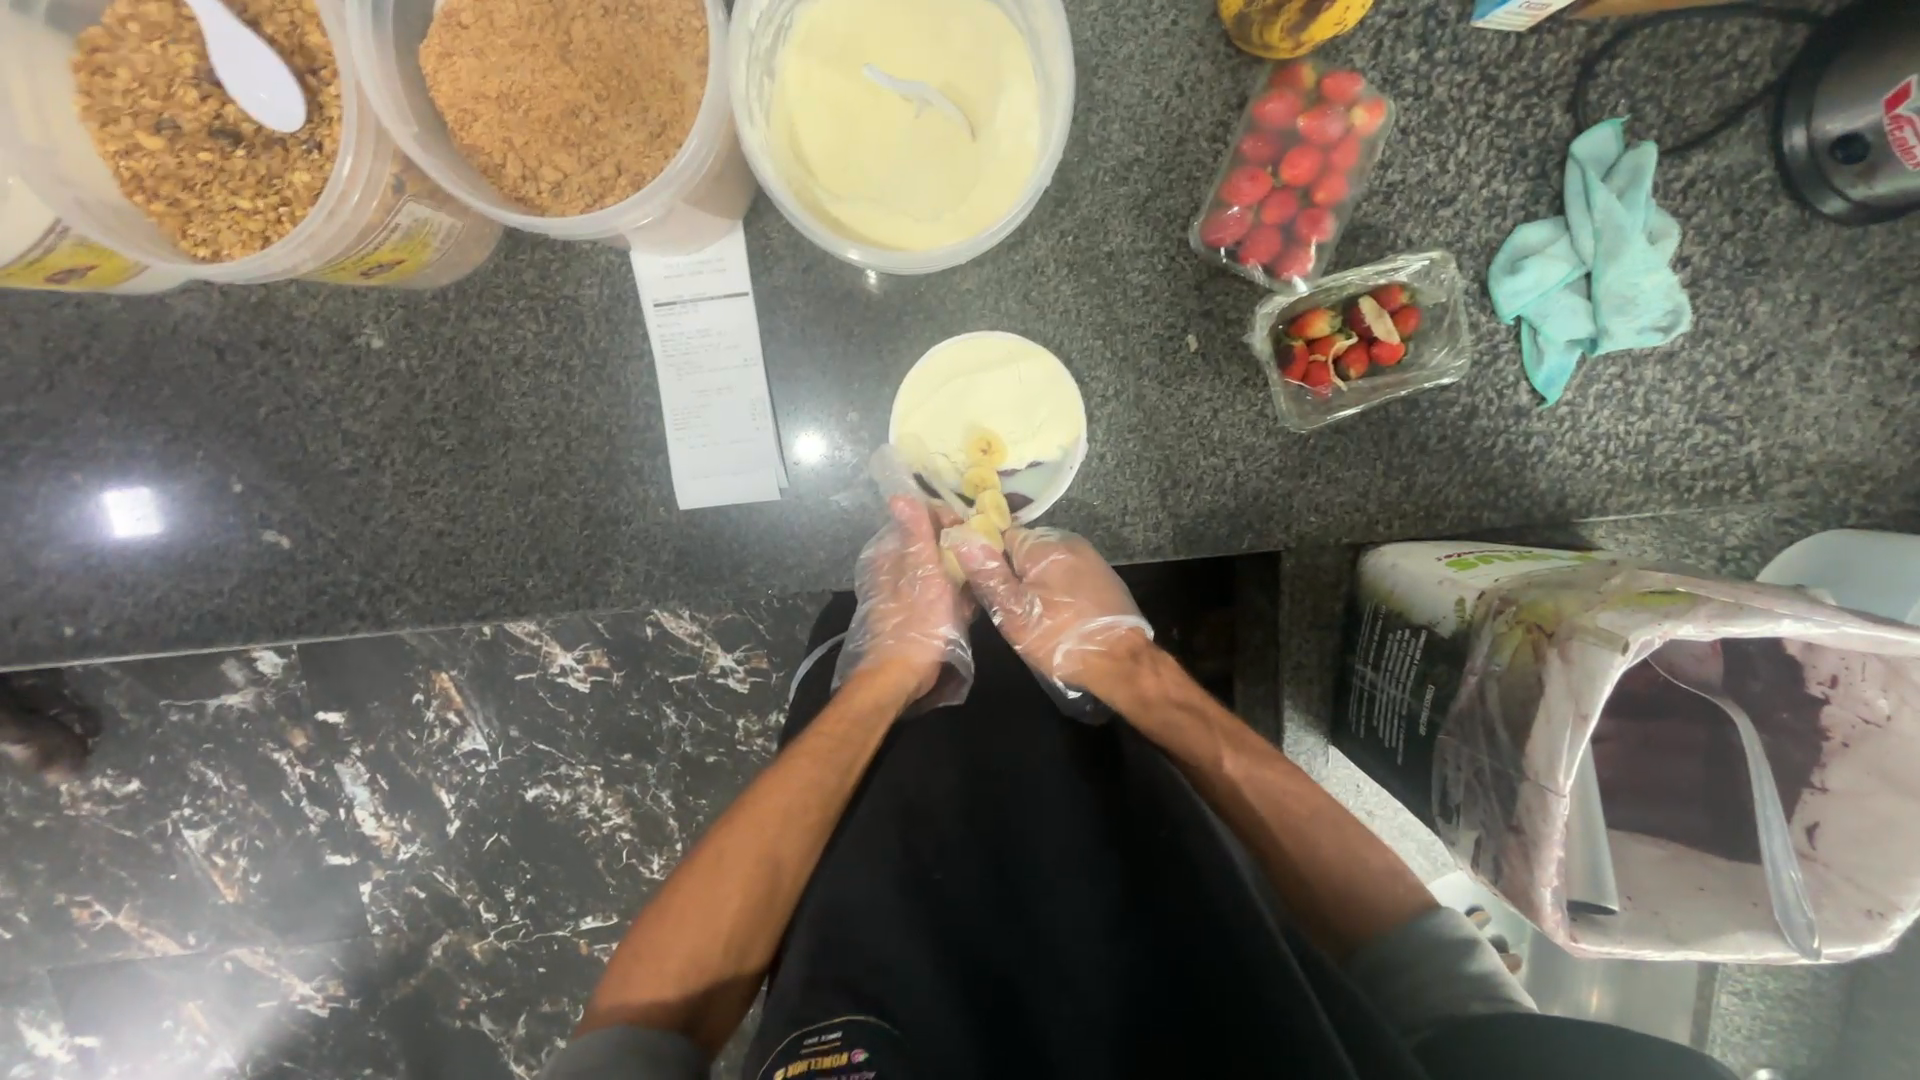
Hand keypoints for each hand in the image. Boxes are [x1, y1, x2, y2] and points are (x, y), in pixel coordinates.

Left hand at [832, 496, 974, 706]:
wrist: (900, 676)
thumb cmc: (916, 623)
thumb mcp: (922, 573)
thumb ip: (915, 535)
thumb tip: (899, 495)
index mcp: (890, 553)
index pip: (923, 518)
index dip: (950, 522)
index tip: (974, 534)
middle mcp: (894, 567)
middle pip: (934, 544)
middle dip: (958, 552)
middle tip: (979, 564)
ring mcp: (904, 590)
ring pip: (940, 569)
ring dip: (959, 577)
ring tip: (974, 589)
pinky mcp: (914, 610)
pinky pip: (940, 592)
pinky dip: (954, 598)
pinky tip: (964, 610)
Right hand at [943, 524, 1152, 694]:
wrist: (1120, 660)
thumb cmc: (1060, 636)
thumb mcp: (1013, 612)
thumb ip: (987, 573)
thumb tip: (959, 536)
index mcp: (1043, 544)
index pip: (1001, 536)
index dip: (989, 560)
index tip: (985, 586)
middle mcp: (1068, 540)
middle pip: (1025, 549)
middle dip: (1014, 572)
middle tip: (1009, 607)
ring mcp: (1090, 557)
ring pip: (1046, 562)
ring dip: (1036, 581)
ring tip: (1032, 613)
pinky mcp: (1102, 576)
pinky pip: (1067, 573)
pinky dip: (1057, 587)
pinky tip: (1057, 612)